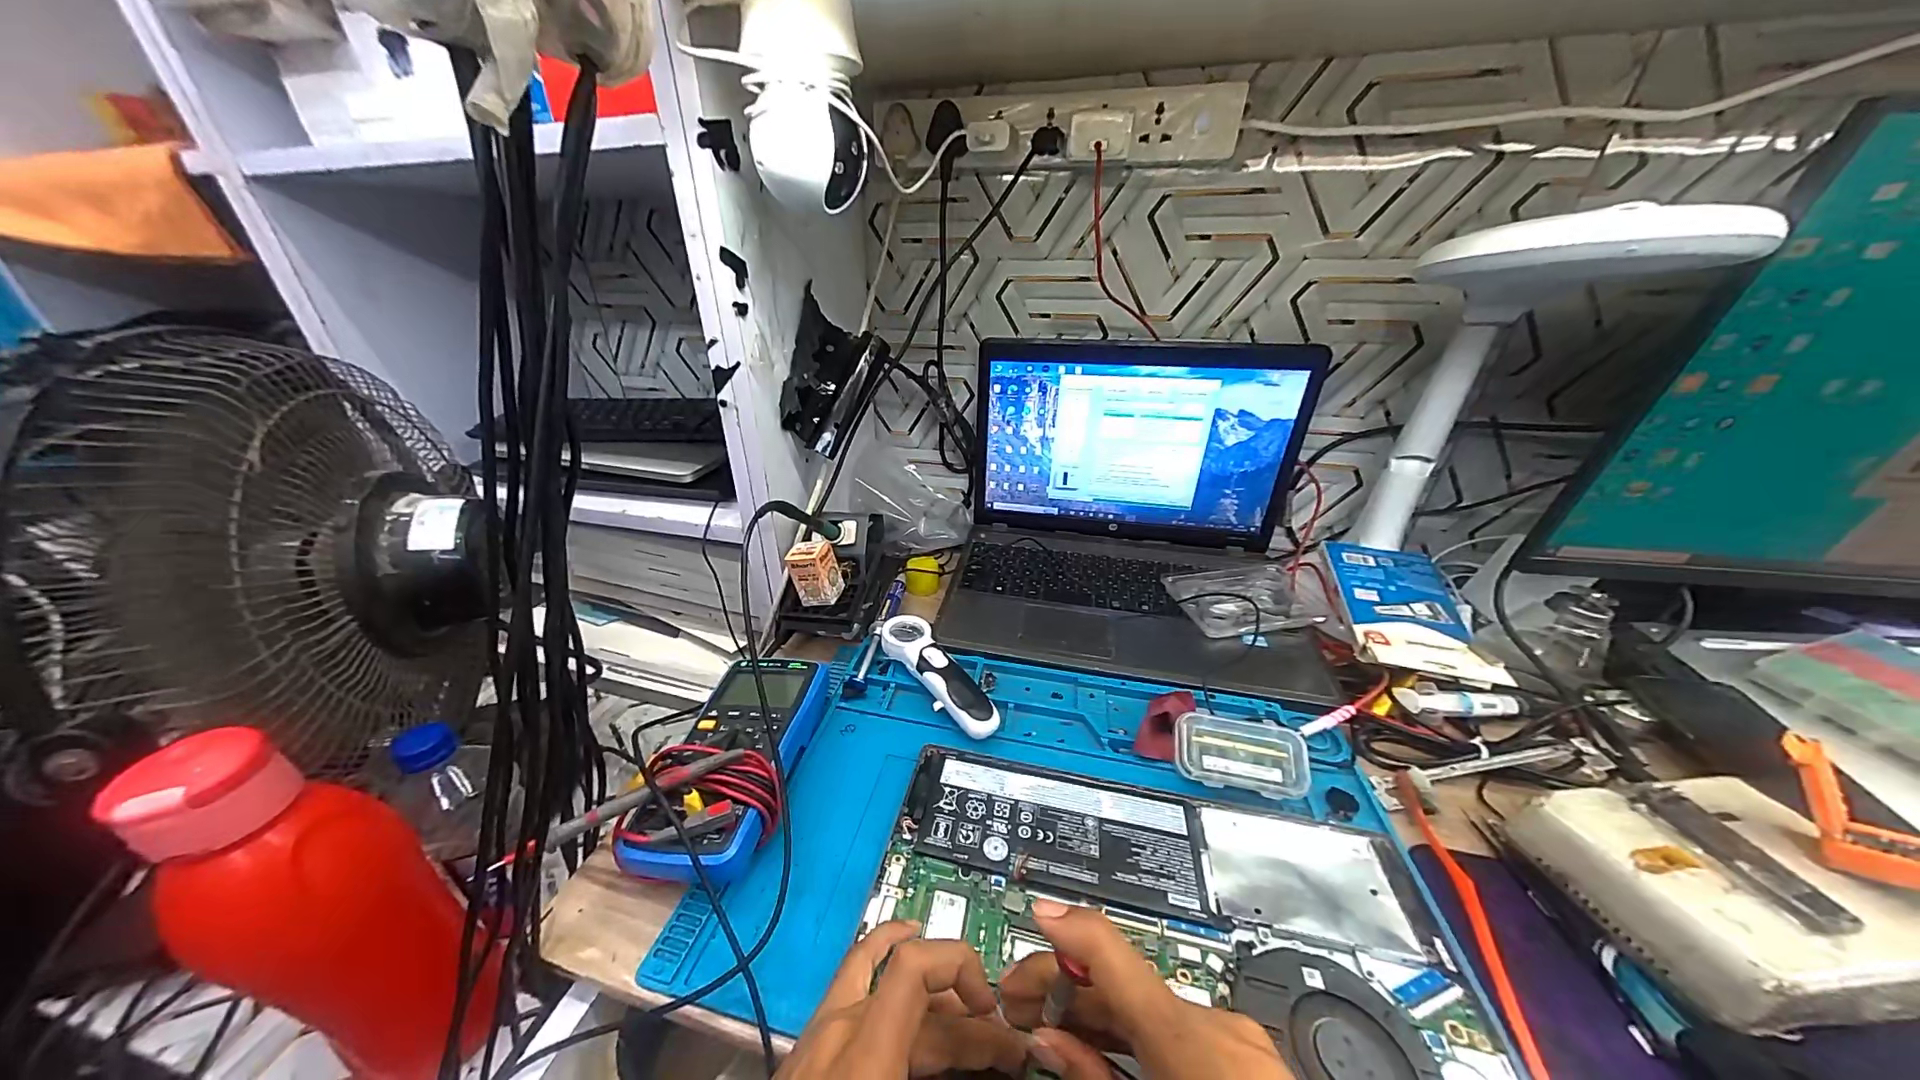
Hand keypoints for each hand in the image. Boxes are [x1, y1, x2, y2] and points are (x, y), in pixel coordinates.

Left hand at [776, 920, 1030, 1079]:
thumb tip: (995, 1079)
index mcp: (862, 1059)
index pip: (913, 966)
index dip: (961, 968)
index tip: (994, 1017)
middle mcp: (837, 1030)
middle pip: (915, 993)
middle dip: (968, 1018)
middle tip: (1007, 1055)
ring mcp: (818, 1033)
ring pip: (886, 984)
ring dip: (938, 1001)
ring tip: (976, 1024)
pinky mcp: (810, 1046)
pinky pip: (855, 984)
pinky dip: (883, 958)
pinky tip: (901, 943)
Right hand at [1000, 900, 1293, 1079]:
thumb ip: (1090, 1075)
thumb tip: (1048, 1039)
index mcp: (1193, 1042)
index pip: (1115, 954)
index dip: (1070, 925)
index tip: (1039, 912)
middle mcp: (1223, 1030)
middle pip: (1127, 984)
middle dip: (1069, 991)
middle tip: (1023, 1007)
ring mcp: (1244, 1044)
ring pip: (1154, 1010)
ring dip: (1102, 1016)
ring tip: (1054, 1033)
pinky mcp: (1254, 1061)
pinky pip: (1184, 1034)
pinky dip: (1142, 1038)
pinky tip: (1111, 1054)